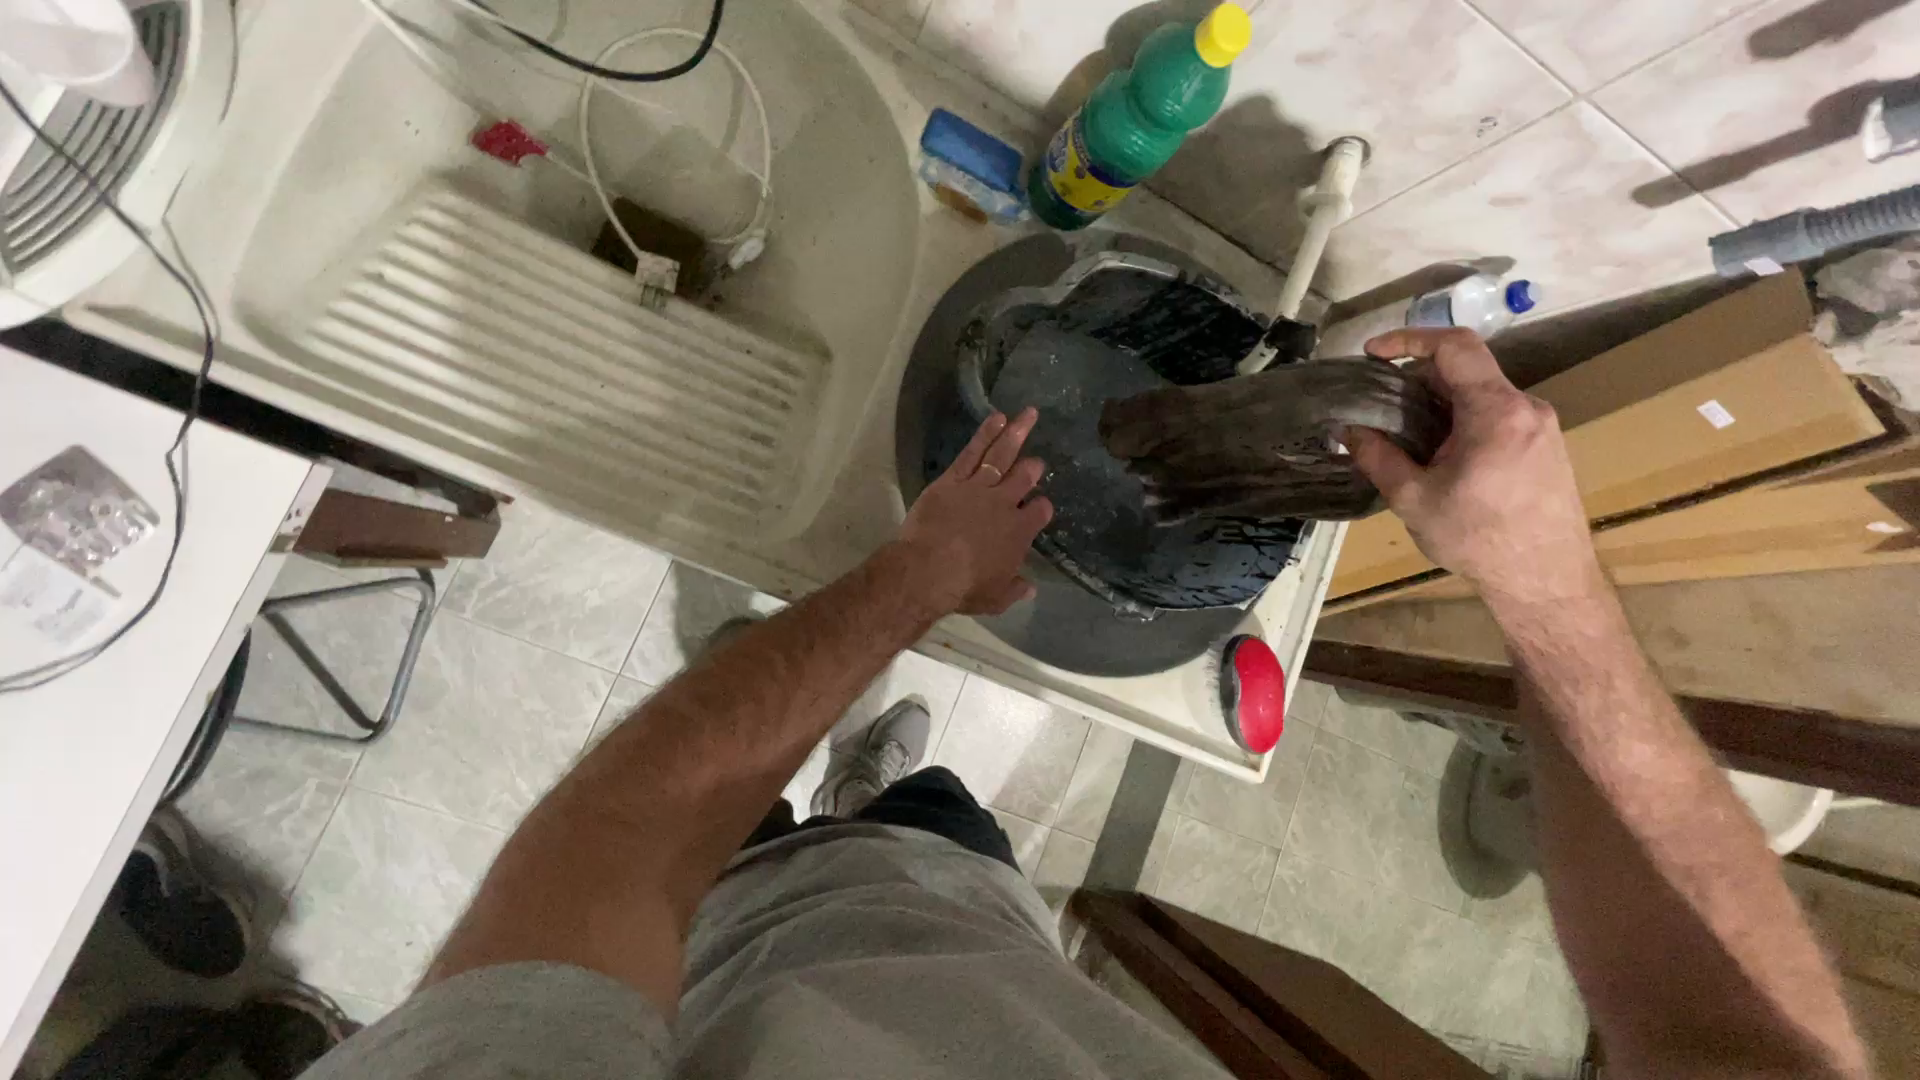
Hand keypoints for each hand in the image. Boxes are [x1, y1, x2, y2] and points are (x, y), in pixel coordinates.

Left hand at [897, 408, 1054, 615]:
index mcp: (1019, 532)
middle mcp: (1004, 504)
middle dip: (1032, 468)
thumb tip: (1029, 588)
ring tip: (1028, 414)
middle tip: (1037, 462)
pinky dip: (985, 433)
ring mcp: (978, 488)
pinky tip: (997, 418)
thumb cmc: (964, 588)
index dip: (1041, 508)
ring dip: (1017, 433)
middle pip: (1024, 477)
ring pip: (1002, 455)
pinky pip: (972, 452)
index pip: (1039, 512)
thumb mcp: (996, 598)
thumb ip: (1014, 590)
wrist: (928, 570)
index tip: (1041, 506)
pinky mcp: (952, 480)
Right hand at [1345, 328, 1602, 608]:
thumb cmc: (1477, 537)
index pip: (1455, 346)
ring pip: (1481, 395)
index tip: (1373, 353)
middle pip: (1466, 370)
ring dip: (1438, 404)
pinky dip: (1460, 420)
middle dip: (1417, 379)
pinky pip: (1496, 416)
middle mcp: (1525, 407)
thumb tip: (1349, 431)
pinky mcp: (1544, 446)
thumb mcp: (1413, 498)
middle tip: (1379, 404)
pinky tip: (1439, 455)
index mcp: (1495, 411)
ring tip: (1403, 435)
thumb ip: (1378, 458)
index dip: (1410, 339)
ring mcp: (1540, 426)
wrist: (1545, 577)